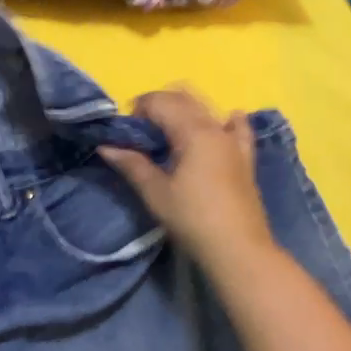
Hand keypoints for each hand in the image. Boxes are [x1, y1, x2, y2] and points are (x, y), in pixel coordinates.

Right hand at [98, 88, 275, 270]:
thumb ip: (131, 164)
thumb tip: (105, 146)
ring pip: (206, 107)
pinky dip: (226, 119)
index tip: (128, 134)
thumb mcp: (155, 192)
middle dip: (157, 105)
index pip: (159, 102)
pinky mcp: (245, 157)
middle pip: (181, 98)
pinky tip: (221, 122)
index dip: (138, 110)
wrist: (239, 251)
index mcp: (192, 131)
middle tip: (142, 132)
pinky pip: (238, 127)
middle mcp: (214, 127)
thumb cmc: (193, 219)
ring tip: (168, 133)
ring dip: (183, 109)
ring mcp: (233, 141)